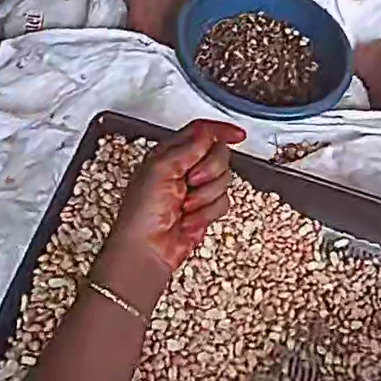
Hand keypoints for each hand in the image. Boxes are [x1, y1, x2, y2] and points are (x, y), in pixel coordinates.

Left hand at [90, 120, 245, 312]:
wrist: (147, 249)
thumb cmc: (142, 213)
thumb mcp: (160, 169)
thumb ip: (187, 148)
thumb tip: (208, 133)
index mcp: (170, 153)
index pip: (202, 132)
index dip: (221, 131)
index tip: (238, 135)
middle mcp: (185, 169)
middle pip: (219, 155)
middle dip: (209, 170)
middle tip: (191, 181)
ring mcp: (196, 190)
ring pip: (224, 180)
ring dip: (205, 195)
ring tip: (185, 205)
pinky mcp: (206, 209)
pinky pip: (224, 202)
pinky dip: (208, 212)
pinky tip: (190, 218)